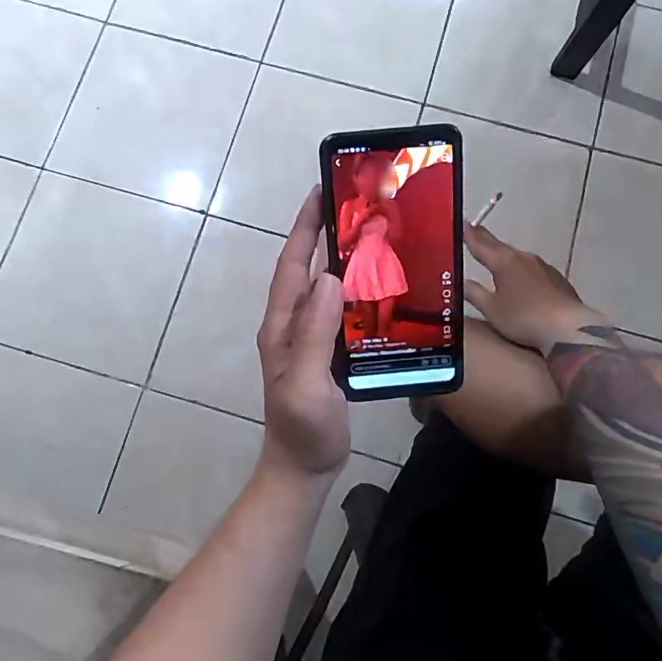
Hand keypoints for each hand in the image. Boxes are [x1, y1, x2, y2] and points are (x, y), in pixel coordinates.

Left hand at [258, 188, 350, 475]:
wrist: (303, 466)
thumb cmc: (303, 428)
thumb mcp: (308, 383)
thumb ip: (315, 334)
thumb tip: (329, 278)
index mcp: (280, 327)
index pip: (290, 268)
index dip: (303, 230)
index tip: (318, 194)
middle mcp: (290, 325)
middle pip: (306, 271)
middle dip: (324, 236)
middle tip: (356, 208)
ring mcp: (307, 339)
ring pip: (324, 290)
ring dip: (343, 262)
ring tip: (375, 238)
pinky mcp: (325, 353)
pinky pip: (340, 313)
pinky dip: (356, 294)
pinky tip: (381, 289)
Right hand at [462, 224, 610, 353]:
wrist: (568, 329)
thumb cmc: (522, 317)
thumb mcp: (490, 308)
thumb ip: (474, 293)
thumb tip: (464, 282)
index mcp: (503, 262)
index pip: (481, 244)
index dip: (469, 234)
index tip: (462, 223)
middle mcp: (523, 259)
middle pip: (499, 246)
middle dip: (485, 239)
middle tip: (473, 230)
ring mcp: (543, 267)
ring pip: (517, 257)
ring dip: (504, 255)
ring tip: (494, 256)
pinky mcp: (557, 279)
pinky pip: (532, 269)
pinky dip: (520, 269)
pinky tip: (519, 278)